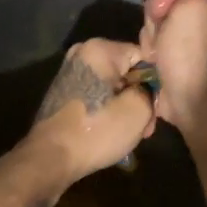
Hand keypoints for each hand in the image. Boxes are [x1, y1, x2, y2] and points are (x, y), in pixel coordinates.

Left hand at [23, 38, 156, 181]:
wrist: (50, 157)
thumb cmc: (96, 131)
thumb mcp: (138, 110)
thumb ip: (150, 90)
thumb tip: (147, 89)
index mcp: (99, 49)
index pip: (144, 57)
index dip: (155, 83)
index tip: (157, 109)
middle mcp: (82, 54)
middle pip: (127, 72)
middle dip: (139, 99)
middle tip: (146, 127)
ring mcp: (70, 73)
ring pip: (113, 87)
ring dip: (125, 108)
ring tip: (132, 134)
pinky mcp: (65, 93)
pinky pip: (97, 96)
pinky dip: (108, 111)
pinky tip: (112, 132)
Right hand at [139, 0, 206, 137]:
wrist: (203, 115)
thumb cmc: (199, 64)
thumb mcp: (188, 10)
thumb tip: (171, 8)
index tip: (159, 15)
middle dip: (165, 9)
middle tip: (160, 35)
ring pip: (175, 5)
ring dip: (160, 26)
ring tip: (161, 50)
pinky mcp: (205, 38)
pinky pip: (175, 23)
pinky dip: (163, 37)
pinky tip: (162, 56)